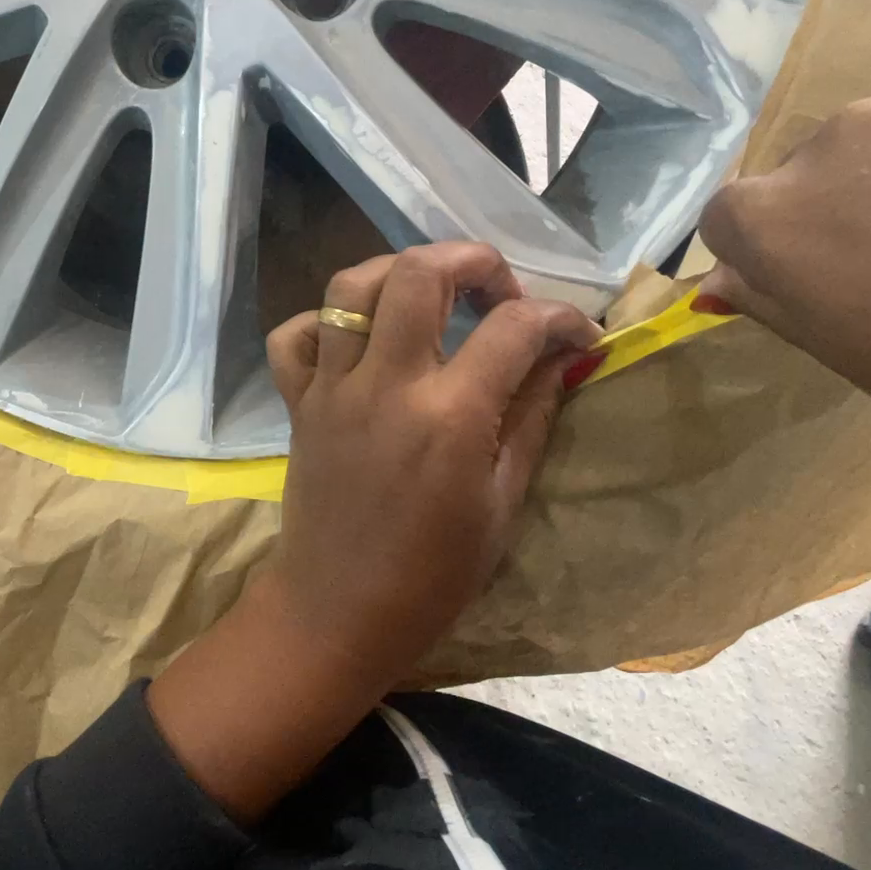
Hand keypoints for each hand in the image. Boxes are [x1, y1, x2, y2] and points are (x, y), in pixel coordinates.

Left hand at [148, 243, 598, 823]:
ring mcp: (332, 388)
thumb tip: (561, 358)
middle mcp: (386, 384)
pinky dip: (323, 322)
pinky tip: (355, 340)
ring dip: (397, 273)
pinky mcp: (297, 402)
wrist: (338, 610)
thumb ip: (530, 417)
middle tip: (497, 292)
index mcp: (449, 416)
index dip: (560, 317)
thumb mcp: (501, 502)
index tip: (577, 334)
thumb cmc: (432, 575)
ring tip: (429, 297)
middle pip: (419, 273)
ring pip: (349, 286)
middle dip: (471, 260)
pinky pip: (293, 336)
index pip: (515, 327)